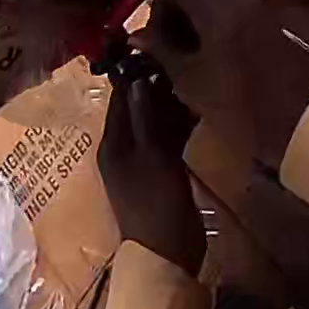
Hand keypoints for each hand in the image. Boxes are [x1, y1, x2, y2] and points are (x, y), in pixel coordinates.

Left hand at [98, 72, 206, 275]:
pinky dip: (178, 127)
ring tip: (189, 84)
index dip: (133, 76)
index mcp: (113, 142)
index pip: (120, 99)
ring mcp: (142, 160)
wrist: (166, 256)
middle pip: (138, 109)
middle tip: (177, 66)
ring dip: (169, 107)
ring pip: (154, 123)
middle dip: (156, 90)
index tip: (151, 52)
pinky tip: (195, 113)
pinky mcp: (161, 171)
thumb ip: (144, 117)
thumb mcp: (152, 156)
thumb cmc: (155, 203)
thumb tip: (137, 80)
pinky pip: (166, 140)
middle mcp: (124, 147)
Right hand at [133, 0, 308, 169]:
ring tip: (198, 60)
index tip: (154, 36)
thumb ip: (162, 51)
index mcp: (216, 7)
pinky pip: (244, 20)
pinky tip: (225, 63)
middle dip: (180, 17)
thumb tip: (138, 35)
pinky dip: (227, 33)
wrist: (304, 127)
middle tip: (172, 51)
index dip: (157, 5)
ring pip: (222, 8)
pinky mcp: (282, 26)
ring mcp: (266, 10)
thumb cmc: (240, 107)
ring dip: (204, 27)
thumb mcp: (191, 81)